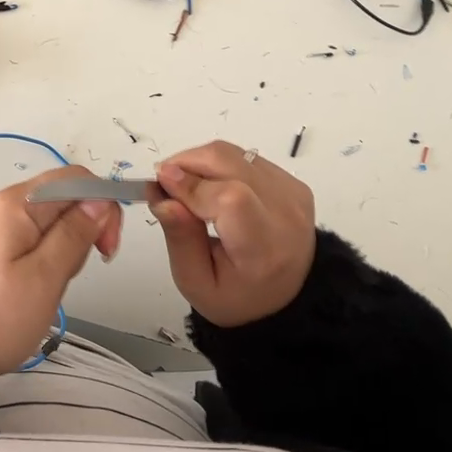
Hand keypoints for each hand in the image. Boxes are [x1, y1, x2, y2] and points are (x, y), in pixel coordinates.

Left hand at [0, 165, 122, 381]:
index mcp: (16, 204)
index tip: (106, 248)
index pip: (75, 179)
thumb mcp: (45, 277)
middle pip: (64, 197)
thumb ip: (74, 234)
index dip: (102, 205)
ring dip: (67, 248)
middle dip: (83, 230)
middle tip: (71, 273)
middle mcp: (5, 204)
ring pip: (53, 220)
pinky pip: (35, 237)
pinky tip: (40, 283)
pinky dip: (48, 257)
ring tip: (51, 284)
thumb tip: (100, 199)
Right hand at [148, 141, 315, 327]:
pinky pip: (242, 157)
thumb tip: (161, 193)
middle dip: (185, 164)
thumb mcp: (195, 282)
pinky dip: (215, 165)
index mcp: (263, 249)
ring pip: (231, 154)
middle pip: (228, 163)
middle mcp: (286, 214)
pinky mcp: (291, 182)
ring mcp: (292, 194)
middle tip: (164, 185)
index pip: (230, 198)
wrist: (286, 297)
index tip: (159, 184)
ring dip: (197, 163)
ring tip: (185, 189)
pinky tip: (209, 188)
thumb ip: (179, 237)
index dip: (190, 184)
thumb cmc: (234, 294)